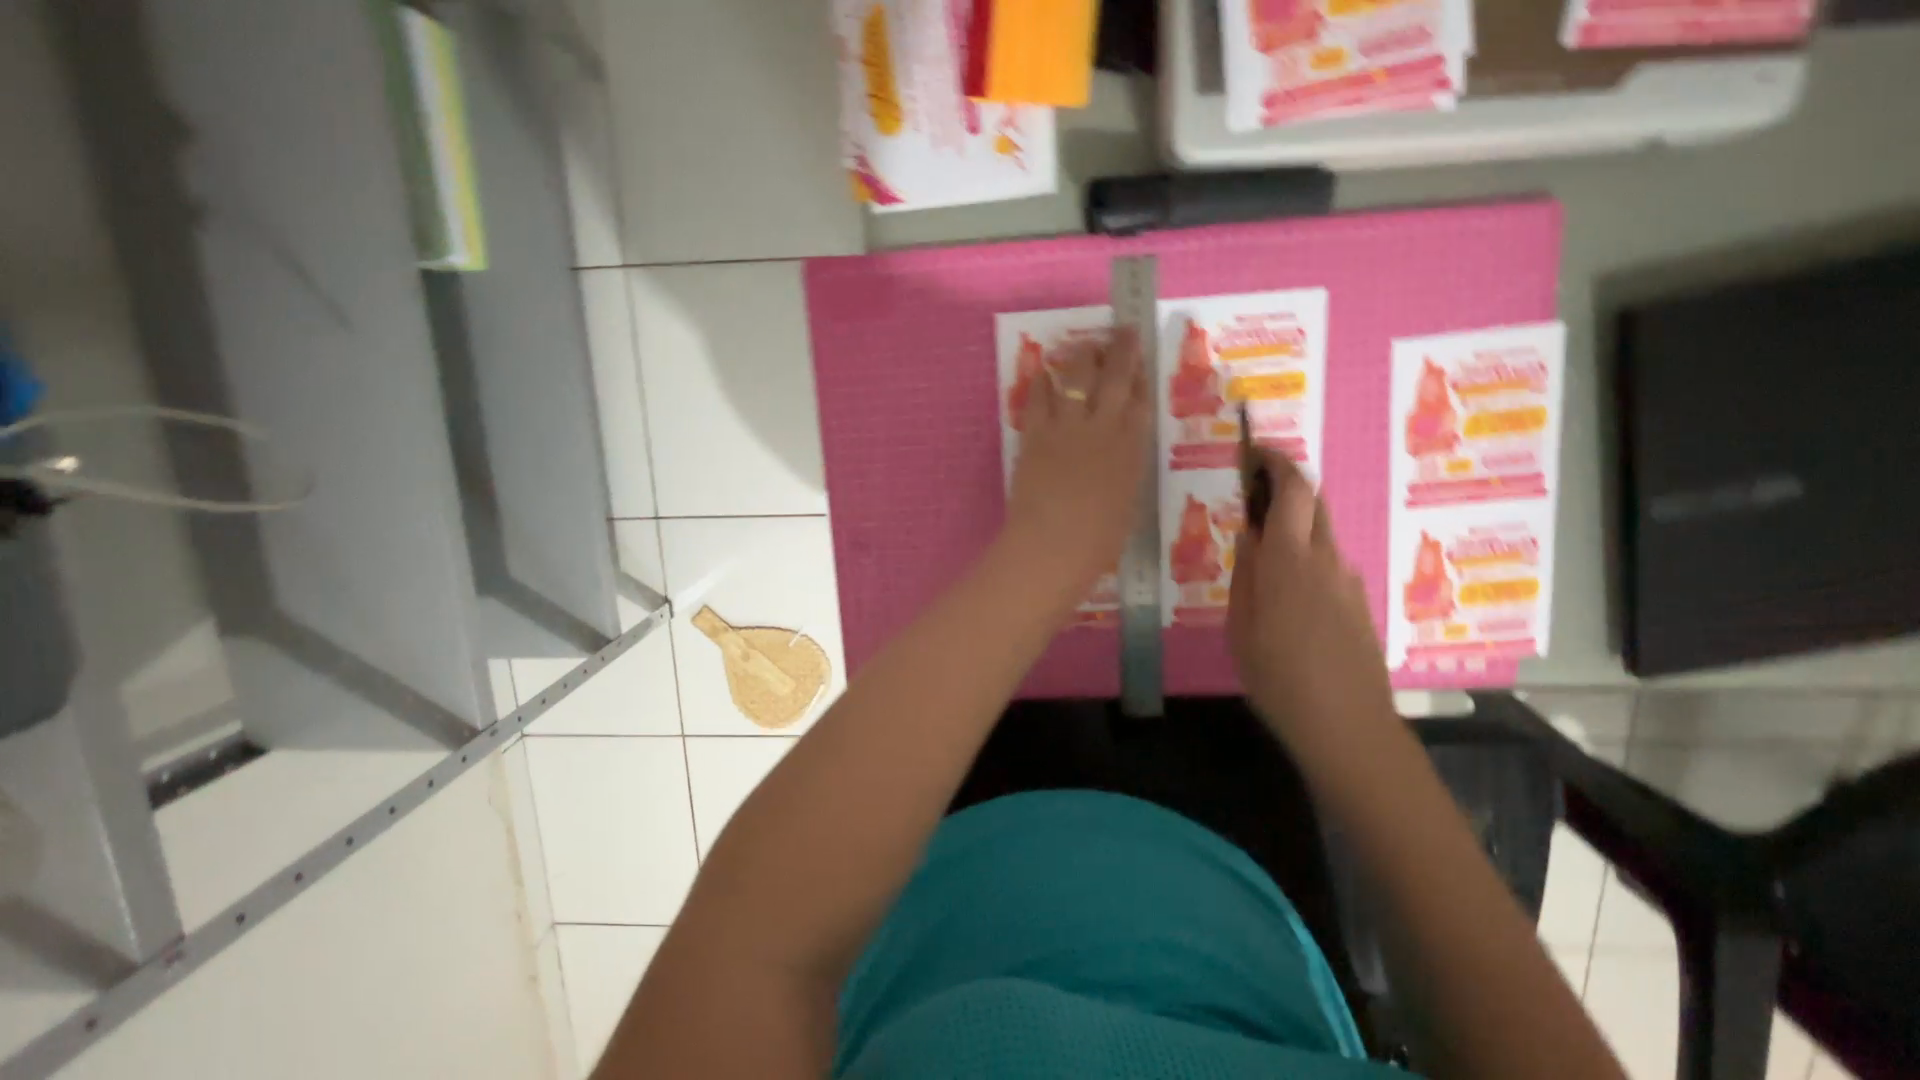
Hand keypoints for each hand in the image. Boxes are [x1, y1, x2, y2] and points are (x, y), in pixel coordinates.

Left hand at [1001, 329, 1150, 600]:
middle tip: (1124, 330)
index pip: (1141, 402)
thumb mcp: (1125, 504)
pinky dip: (1042, 382)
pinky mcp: (1035, 433)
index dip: (1141, 378)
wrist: (1053, 545)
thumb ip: (1123, 475)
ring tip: (1085, 345)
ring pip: (1077, 377)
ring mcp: (1067, 427)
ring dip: (1083, 356)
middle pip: (1115, 378)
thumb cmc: (1098, 541)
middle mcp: (1103, 428)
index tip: (1142, 361)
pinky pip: (1039, 398)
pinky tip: (1043, 373)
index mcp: (1132, 449)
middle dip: (1122, 350)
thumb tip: (1117, 463)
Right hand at [1228, 452, 1395, 748]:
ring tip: (1260, 554)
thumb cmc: (1279, 679)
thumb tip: (1247, 534)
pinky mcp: (1358, 603)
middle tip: (1251, 493)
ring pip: (1321, 532)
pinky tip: (1286, 595)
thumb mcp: (1241, 628)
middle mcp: (1325, 558)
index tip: (1252, 451)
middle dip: (1285, 484)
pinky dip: (1306, 556)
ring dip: (1294, 525)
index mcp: (1290, 559)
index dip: (1275, 459)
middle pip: (1313, 500)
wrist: (1347, 726)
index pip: (1292, 486)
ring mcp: (1348, 580)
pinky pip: (1328, 563)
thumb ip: (1245, 575)